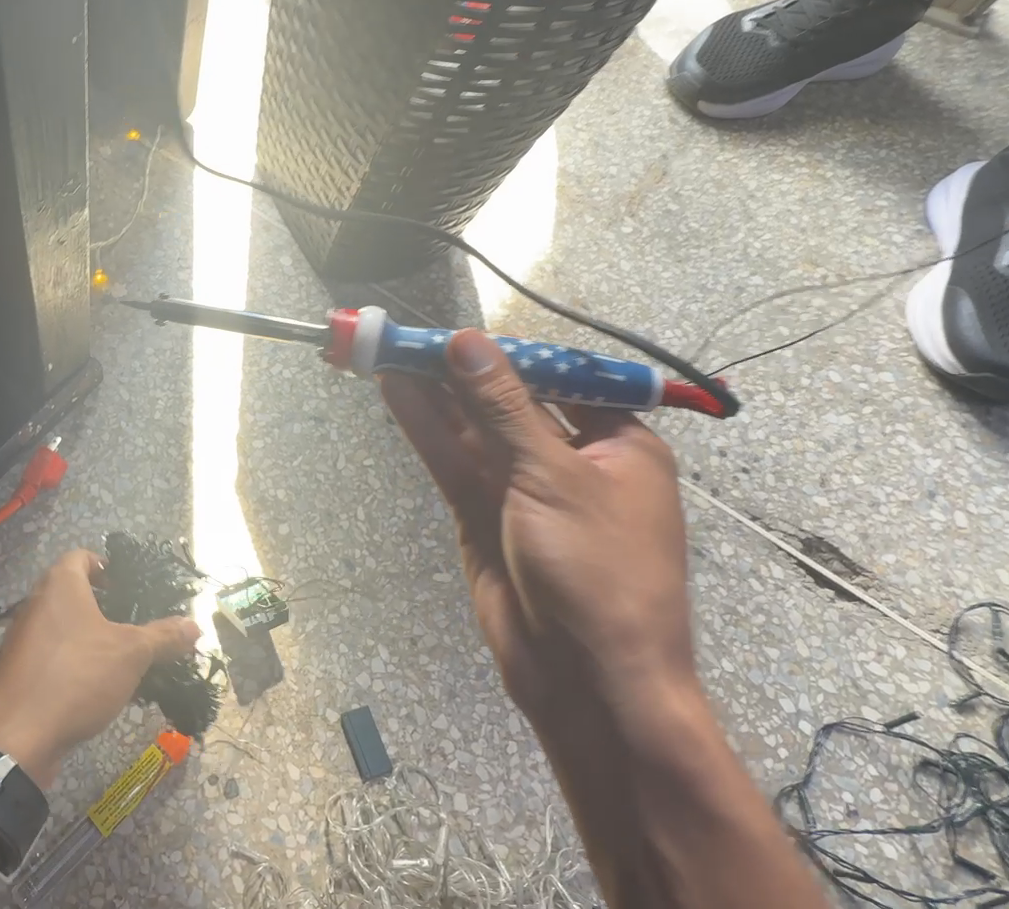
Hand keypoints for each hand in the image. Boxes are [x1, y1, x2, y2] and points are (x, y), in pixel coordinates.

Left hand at [0, 550, 198, 786]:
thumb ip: (163, 637)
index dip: (107, 566)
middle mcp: (36, 604)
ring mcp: (23, 639)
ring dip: (92, 639)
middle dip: (106, 607)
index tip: (131, 588)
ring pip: (64, 627)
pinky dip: (75, 663)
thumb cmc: (77, 676)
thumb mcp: (131, 654)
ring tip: (125, 661)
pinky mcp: (19, 672)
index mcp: (60, 586)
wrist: (17, 737)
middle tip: (136, 625)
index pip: (81, 557)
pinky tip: (99, 689)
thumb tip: (195, 625)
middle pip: (73, 593)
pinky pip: (53, 656)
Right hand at [380, 330, 696, 727]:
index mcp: (617, 444)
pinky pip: (455, 463)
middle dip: (460, 372)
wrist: (588, 678)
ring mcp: (522, 490)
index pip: (560, 379)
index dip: (507, 353)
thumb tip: (467, 341)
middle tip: (409, 338)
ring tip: (390, 356)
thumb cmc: (597, 569)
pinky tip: (398, 396)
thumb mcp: (552, 476)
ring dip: (435, 396)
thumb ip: (502, 406)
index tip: (460, 331)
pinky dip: (428, 431)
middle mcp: (570, 461)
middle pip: (508, 402)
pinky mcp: (484, 517)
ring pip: (473, 431)